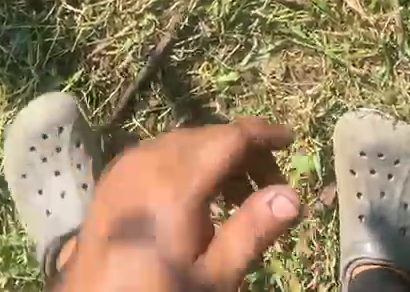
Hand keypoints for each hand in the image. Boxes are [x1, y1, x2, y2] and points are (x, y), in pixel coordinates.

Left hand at [57, 118, 303, 291]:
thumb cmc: (160, 291)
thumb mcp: (213, 277)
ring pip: (185, 142)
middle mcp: (150, 157)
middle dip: (244, 153)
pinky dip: (188, 162)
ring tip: (239, 196)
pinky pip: (161, 152)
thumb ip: (253, 230)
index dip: (263, 134)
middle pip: (209, 136)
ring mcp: (128, 162)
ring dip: (216, 157)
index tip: (290, 140)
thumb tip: (293, 197)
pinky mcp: (115, 173)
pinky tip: (200, 195)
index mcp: (177, 179)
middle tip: (270, 186)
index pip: (230, 137)